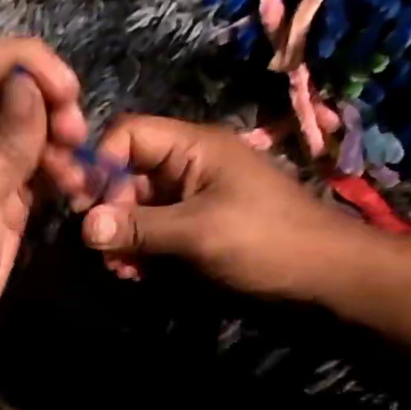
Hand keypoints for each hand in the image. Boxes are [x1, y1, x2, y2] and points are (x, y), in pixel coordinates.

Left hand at [0, 39, 88, 373]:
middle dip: (51, 103)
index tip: (65, 89)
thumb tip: (31, 85)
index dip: (23, 63)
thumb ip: (3, 144)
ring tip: (79, 173)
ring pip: (33, 129)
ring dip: (63, 141)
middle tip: (77, 135)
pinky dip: (63, 172)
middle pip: (12, 91)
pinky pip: (41, 167)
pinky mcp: (9, 197)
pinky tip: (78, 190)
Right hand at [80, 116, 383, 300]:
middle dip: (110, 211)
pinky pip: (154, 229)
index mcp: (192, 146)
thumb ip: (139, 228)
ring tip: (122, 270)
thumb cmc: (266, 240)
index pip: (127, 135)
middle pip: (126, 174)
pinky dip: (141, 249)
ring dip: (122, 236)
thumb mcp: (197, 233)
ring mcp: (192, 195)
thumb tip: (84, 228)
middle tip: (104, 250)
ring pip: (137, 206)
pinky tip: (137, 273)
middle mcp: (188, 164)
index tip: (86, 206)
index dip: (100, 164)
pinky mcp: (197, 225)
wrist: (326, 274)